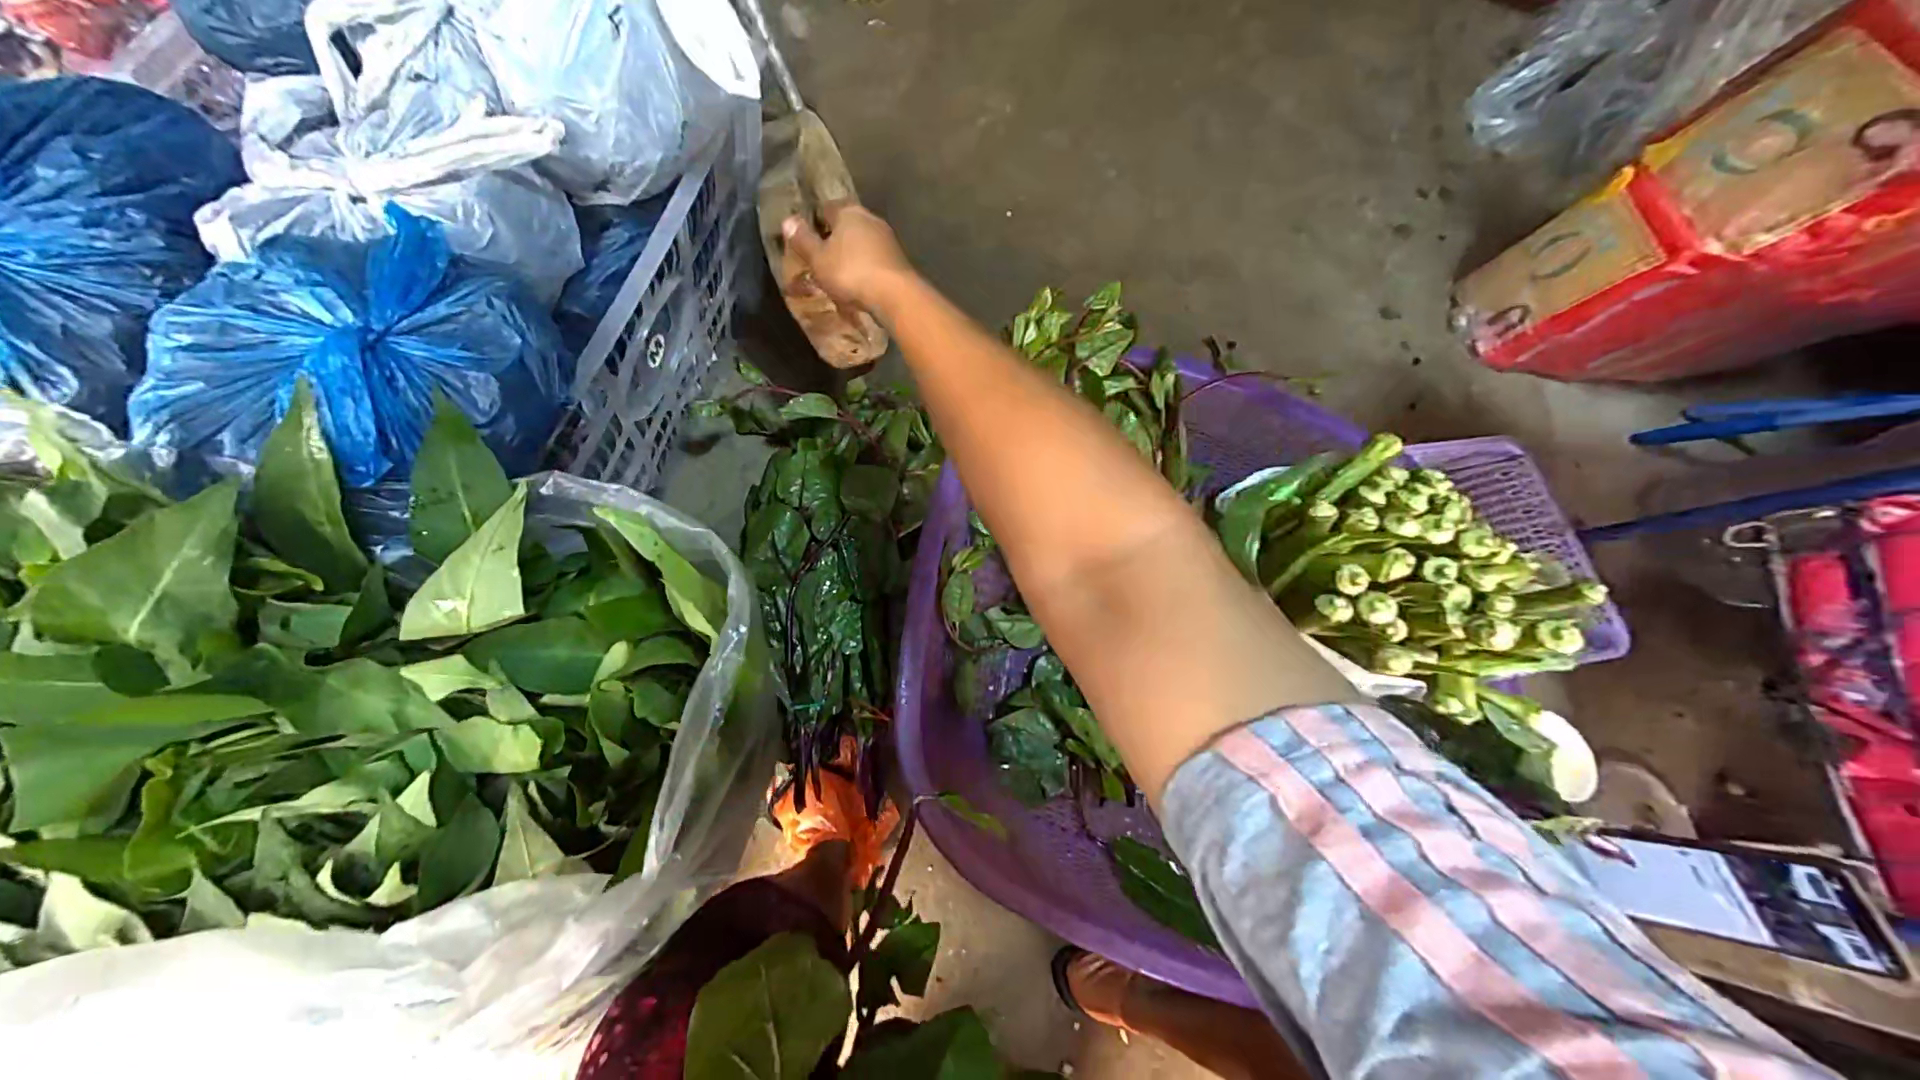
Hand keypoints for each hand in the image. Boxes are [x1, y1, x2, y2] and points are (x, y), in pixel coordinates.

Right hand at [781, 202, 916, 315]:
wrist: (895, 295)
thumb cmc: (850, 273)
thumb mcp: (818, 259)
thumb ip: (803, 240)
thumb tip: (787, 220)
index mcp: (848, 211)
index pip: (827, 207)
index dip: (815, 220)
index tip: (808, 235)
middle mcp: (871, 218)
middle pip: (847, 223)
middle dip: (836, 237)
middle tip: (823, 256)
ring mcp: (888, 239)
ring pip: (863, 242)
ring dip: (852, 253)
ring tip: (840, 272)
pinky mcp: (899, 260)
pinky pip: (875, 259)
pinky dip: (866, 266)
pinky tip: (861, 281)